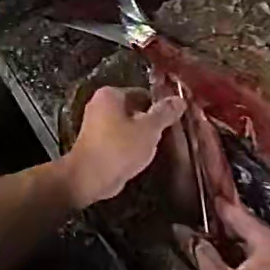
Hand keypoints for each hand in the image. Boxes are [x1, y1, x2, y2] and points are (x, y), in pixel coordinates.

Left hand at [61, 87, 185, 207]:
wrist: (90, 176)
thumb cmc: (119, 147)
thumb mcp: (148, 129)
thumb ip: (164, 113)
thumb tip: (179, 99)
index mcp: (110, 94)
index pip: (142, 93)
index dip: (160, 106)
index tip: (175, 119)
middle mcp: (100, 104)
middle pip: (134, 109)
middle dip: (151, 121)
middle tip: (169, 134)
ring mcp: (96, 124)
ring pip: (128, 125)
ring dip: (142, 135)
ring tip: (160, 147)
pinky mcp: (96, 142)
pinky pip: (120, 139)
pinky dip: (131, 145)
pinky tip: (144, 156)